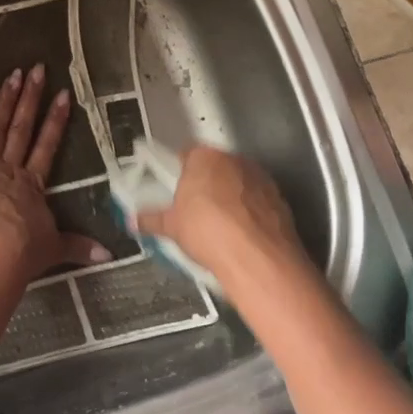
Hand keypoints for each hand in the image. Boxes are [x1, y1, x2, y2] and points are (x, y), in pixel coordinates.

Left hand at [0, 64, 112, 285]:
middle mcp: (10, 169)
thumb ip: (79, 246)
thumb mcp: (55, 249)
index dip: (56, 119)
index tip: (63, 93)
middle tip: (36, 69)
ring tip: (11, 75)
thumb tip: (109, 255)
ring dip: (4, 101)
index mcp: (33, 183)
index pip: (48, 144)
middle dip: (31, 98)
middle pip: (22, 128)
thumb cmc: (23, 254)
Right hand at [137, 146, 307, 283]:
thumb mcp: (171, 227)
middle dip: (206, 183)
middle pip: (215, 166)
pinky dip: (250, 210)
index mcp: (204, 157)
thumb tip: (132, 220)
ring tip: (221, 224)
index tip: (176, 190)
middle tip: (195, 208)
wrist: (258, 259)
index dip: (180, 172)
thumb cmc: (207, 232)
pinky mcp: (280, 198)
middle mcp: (234, 160)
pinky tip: (243, 232)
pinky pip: (257, 199)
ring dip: (230, 195)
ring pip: (239, 181)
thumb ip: (150, 220)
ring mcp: (261, 177)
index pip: (187, 154)